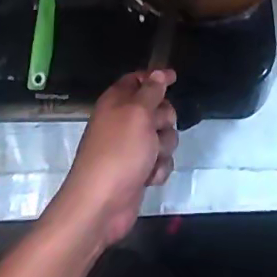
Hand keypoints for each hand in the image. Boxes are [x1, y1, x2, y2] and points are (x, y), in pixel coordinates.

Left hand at [48, 70, 178, 243]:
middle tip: (155, 129)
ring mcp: (131, 147)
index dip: (156, 78)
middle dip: (164, 120)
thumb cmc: (119, 151)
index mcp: (117, 101)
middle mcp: (124, 120)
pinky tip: (149, 177)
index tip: (174, 77)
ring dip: (162, 148)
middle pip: (158, 109)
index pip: (138, 80)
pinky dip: (158, 168)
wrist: (102, 203)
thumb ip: (151, 91)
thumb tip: (159, 73)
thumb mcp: (137, 114)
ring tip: (150, 159)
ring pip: (163, 136)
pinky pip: (161, 161)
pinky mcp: (139, 169)